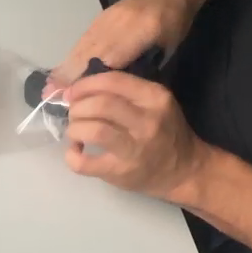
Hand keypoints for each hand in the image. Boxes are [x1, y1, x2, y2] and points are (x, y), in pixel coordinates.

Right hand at [50, 0, 203, 86]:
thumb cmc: (174, 25)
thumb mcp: (165, 49)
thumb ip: (138, 69)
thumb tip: (108, 92)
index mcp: (143, 30)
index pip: (109, 59)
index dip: (85, 79)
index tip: (68, 98)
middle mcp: (120, 22)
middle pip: (87, 53)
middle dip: (67, 77)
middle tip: (49, 98)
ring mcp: (107, 18)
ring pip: (81, 48)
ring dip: (63, 70)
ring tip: (48, 90)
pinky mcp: (99, 19)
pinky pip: (81, 42)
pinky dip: (69, 59)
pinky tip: (58, 74)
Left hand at [61, 71, 211, 201]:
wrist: (180, 169)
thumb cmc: (163, 132)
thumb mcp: (154, 104)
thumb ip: (124, 94)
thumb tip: (82, 90)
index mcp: (154, 97)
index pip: (114, 81)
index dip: (86, 85)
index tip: (73, 92)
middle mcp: (146, 120)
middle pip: (100, 105)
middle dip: (78, 108)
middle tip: (74, 114)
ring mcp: (132, 148)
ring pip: (93, 131)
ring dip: (74, 129)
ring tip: (75, 132)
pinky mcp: (118, 171)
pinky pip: (84, 163)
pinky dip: (71, 156)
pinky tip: (74, 152)